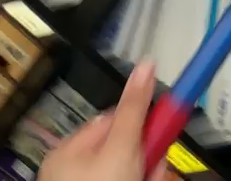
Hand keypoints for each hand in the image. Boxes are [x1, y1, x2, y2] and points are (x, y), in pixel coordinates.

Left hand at [39, 61, 175, 180]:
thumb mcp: (121, 148)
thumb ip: (136, 107)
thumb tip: (147, 62)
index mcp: (68, 151)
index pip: (116, 119)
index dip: (142, 124)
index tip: (162, 129)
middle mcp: (73, 172)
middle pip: (127, 147)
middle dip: (150, 157)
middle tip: (154, 170)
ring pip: (132, 170)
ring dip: (151, 175)